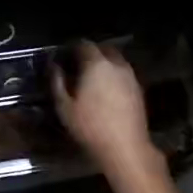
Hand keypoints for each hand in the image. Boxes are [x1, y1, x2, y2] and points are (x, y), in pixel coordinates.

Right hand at [52, 42, 166, 192]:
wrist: (125, 147)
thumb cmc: (90, 127)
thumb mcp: (64, 107)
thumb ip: (57, 82)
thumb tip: (54, 67)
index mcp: (96, 64)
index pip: (84, 45)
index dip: (72, 48)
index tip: (64, 56)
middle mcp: (116, 64)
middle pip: (103, 49)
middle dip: (90, 53)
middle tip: (77, 65)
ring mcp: (130, 76)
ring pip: (115, 61)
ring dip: (103, 64)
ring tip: (91, 79)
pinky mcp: (138, 89)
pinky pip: (123, 74)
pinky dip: (113, 76)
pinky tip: (105, 91)